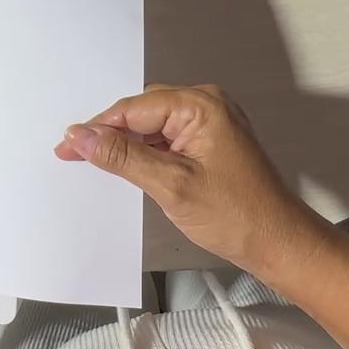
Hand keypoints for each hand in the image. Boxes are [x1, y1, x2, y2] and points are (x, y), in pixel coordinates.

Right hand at [55, 83, 326, 273]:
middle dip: (110, 133)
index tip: (67, 146)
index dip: (97, 128)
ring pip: (152, 124)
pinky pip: (167, 136)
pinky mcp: (210, 139)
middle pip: (141, 112)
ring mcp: (210, 121)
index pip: (133, 109)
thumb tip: (82, 137)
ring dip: (128, 144)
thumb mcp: (170, 186)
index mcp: (200, 105)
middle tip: (77, 155)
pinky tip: (131, 168)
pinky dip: (147, 151)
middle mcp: (206, 103)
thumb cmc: (238, 216)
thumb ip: (122, 156)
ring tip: (100, 164)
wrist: (281, 244)